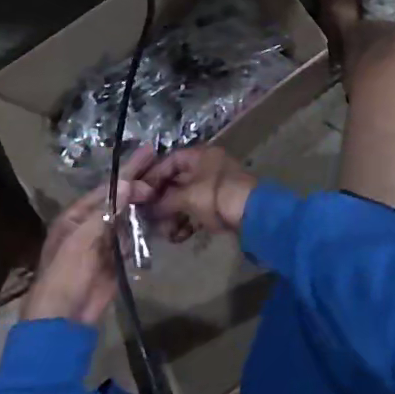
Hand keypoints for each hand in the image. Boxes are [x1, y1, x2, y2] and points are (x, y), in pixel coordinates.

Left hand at [22, 146, 155, 325]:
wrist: (63, 321)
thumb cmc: (65, 276)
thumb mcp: (80, 240)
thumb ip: (105, 212)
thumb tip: (128, 183)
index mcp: (76, 216)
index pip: (107, 188)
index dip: (128, 171)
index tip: (148, 154)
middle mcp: (90, 224)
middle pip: (119, 199)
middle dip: (139, 184)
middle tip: (161, 168)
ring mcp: (104, 242)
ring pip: (128, 217)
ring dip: (144, 203)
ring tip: (165, 187)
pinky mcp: (115, 260)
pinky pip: (132, 238)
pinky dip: (144, 227)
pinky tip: (159, 216)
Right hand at [143, 148, 257, 243]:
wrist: (254, 215)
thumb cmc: (218, 197)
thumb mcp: (188, 197)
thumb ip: (164, 201)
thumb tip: (147, 210)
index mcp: (201, 156)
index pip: (171, 160)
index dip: (154, 175)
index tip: (140, 192)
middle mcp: (208, 167)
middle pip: (178, 181)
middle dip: (163, 201)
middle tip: (149, 217)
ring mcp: (215, 186)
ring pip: (187, 198)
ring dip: (174, 216)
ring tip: (165, 233)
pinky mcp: (221, 205)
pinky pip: (198, 210)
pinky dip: (188, 222)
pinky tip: (179, 237)